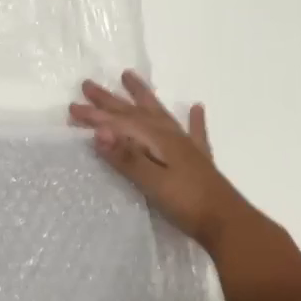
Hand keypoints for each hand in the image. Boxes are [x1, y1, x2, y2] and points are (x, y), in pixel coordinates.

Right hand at [69, 70, 244, 246]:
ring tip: (129, 77)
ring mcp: (186, 146)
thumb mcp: (152, 183)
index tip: (71, 109)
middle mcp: (170, 136)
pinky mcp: (198, 160)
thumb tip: (99, 131)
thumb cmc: (187, 204)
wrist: (229, 223)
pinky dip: (194, 118)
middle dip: (109, 100)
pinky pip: (194, 132)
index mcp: (157, 141)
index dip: (95, 116)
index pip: (119, 124)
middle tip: (88, 85)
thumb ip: (126, 157)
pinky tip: (197, 108)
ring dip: (142, 96)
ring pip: (158, 113)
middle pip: (135, 113)